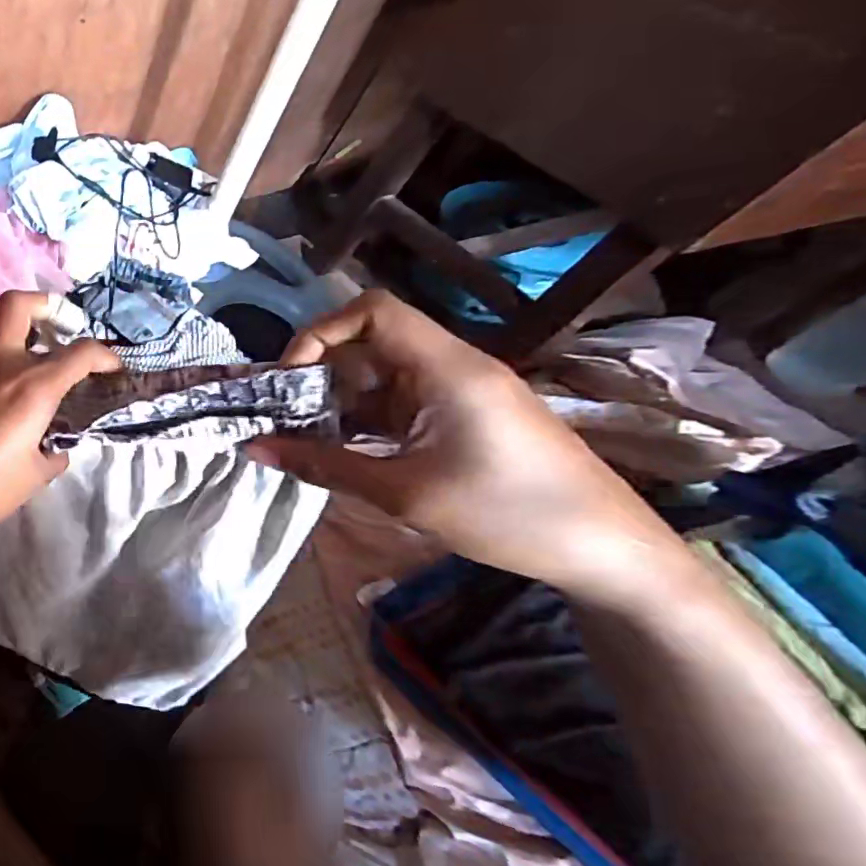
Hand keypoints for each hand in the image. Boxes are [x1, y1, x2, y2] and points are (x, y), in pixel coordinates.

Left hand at [0, 292, 121, 574]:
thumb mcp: (33, 477)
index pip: (80, 351)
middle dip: (48, 306)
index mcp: (33, 386)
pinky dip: (13, 376)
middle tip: (67, 332)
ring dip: (30, 346)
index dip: (105, 355)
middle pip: (18, 306)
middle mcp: (4, 369)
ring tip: (52, 383)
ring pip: (4, 339)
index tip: (115, 369)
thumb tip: (54, 447)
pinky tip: (22, 413)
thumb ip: (52, 454)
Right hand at [247, 291, 682, 604]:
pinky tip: (339, 451)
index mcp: (447, 369)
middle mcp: (452, 368)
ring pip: (378, 377)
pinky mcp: (462, 418)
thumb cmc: (510, 515)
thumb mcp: (403, 493)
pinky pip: (397, 403)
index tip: (291, 376)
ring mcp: (458, 394)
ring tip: (301, 438)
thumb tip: (253, 448)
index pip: (373, 311)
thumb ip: (322, 465)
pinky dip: (362, 421)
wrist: (612, 555)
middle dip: (317, 375)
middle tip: (283, 415)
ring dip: (336, 402)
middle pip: (368, 344)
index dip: (321, 331)